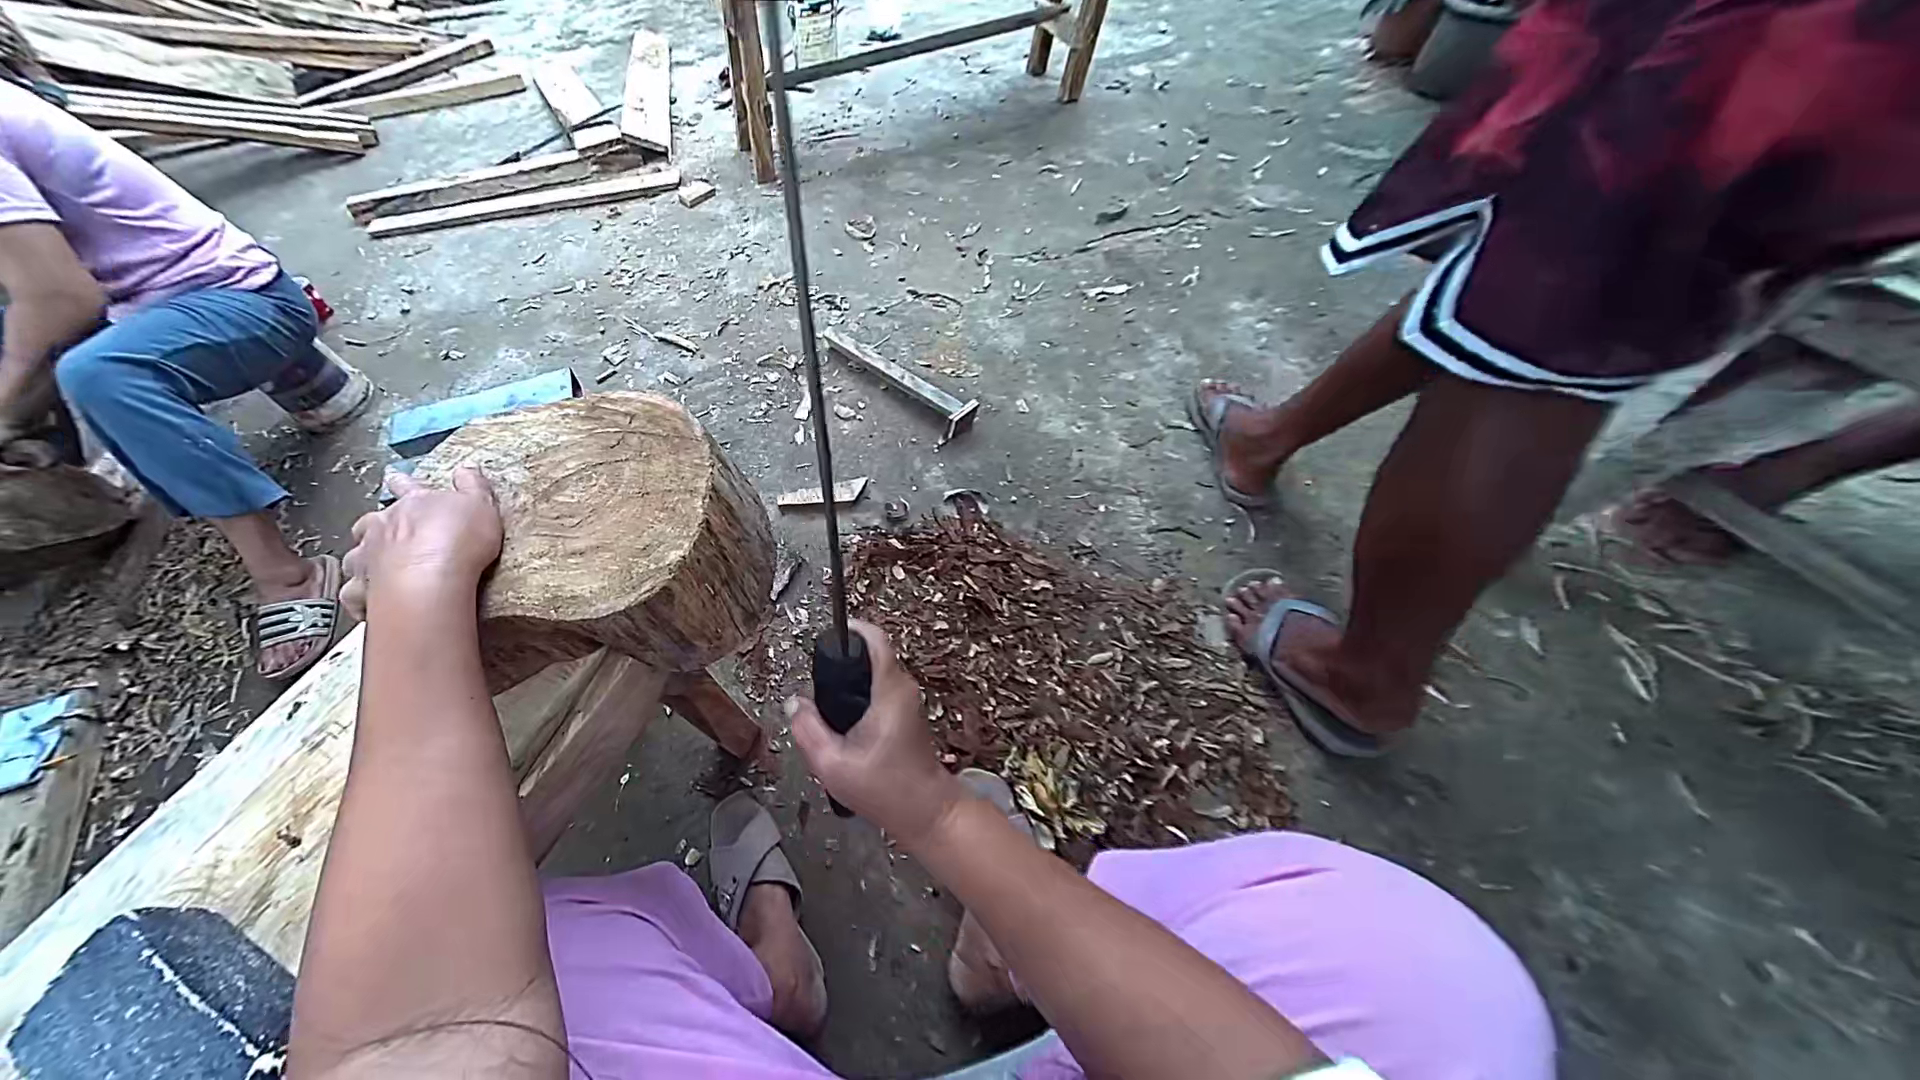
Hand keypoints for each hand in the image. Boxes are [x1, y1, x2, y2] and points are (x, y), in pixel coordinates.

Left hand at [341, 465, 502, 619]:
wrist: (433, 578)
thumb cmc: (459, 540)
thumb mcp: (481, 506)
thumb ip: (473, 486)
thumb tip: (467, 466)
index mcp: (413, 505)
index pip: (406, 486)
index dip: (401, 481)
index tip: (394, 476)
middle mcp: (383, 527)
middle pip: (370, 522)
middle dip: (374, 526)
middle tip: (381, 532)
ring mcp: (367, 557)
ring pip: (356, 556)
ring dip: (363, 561)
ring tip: (372, 570)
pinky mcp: (362, 588)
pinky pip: (355, 592)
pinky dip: (358, 596)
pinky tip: (365, 603)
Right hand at [787, 620, 964, 847]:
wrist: (926, 811)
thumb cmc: (885, 789)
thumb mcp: (833, 764)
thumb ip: (808, 729)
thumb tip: (794, 703)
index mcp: (889, 691)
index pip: (876, 640)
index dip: (852, 630)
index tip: (827, 639)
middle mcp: (903, 688)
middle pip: (871, 655)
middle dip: (843, 662)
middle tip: (817, 685)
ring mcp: (908, 699)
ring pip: (875, 672)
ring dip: (851, 681)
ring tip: (826, 706)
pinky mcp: (907, 711)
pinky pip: (880, 688)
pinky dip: (860, 694)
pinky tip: (844, 721)